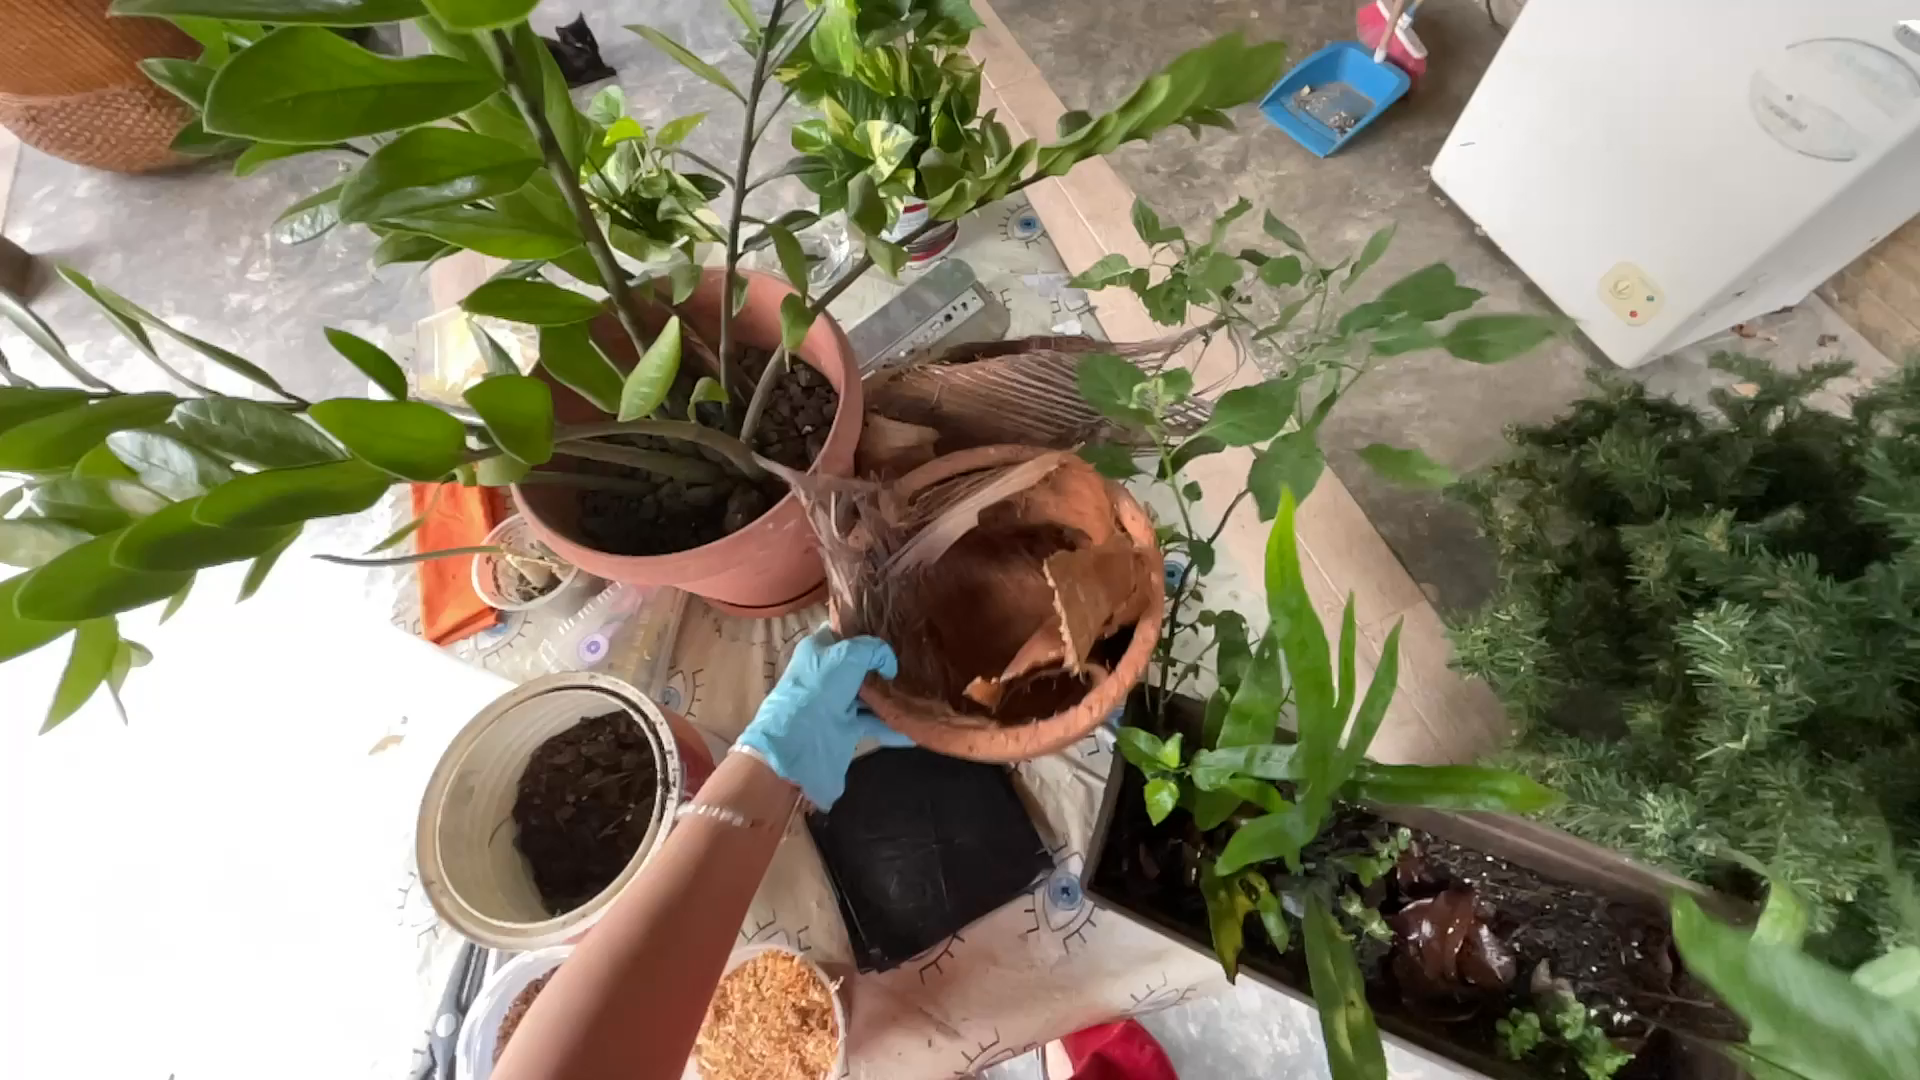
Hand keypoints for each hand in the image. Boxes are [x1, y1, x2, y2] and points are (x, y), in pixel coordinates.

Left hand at [736, 628, 909, 808]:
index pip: (843, 633)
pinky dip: (894, 723)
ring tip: (921, 690)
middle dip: (884, 664)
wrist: (800, 742)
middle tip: (913, 661)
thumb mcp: (851, 654)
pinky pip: (876, 721)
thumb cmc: (822, 686)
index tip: (892, 632)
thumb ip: (876, 649)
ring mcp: (837, 701)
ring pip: (870, 693)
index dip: (865, 632)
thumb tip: (889, 664)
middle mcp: (827, 673)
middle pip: (861, 663)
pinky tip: (915, 723)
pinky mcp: (847, 726)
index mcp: (819, 648)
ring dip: (892, 693)